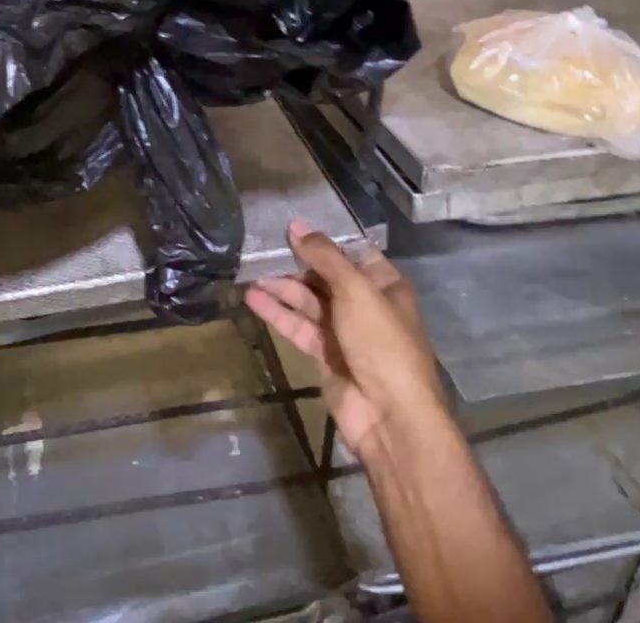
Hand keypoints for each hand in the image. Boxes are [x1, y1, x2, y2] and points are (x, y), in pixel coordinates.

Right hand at [246, 220, 446, 462]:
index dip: (322, 240)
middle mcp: (365, 304)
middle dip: (296, 264)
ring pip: (309, 302)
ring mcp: (344, 332)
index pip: (351, 252)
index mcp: (385, 284)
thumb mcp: (356, 290)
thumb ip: (325, 257)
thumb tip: (296, 226)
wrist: (390, 414)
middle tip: (261, 249)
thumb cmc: (381, 342)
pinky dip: (278, 313)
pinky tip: (253, 299)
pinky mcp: (325, 355)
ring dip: (282, 288)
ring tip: (249, 272)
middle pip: (325, 277)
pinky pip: (299, 327)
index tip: (289, 225)